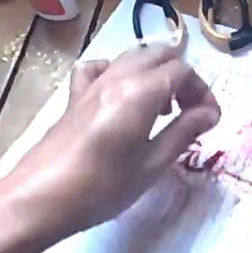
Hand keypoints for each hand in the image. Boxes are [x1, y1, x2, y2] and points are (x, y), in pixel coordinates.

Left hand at [0, 41, 219, 247]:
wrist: (41, 197)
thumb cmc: (101, 188)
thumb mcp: (151, 165)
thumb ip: (183, 132)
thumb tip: (209, 113)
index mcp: (140, 92)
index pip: (182, 71)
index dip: (202, 91)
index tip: (210, 120)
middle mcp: (117, 77)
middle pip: (159, 55)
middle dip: (182, 78)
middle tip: (190, 113)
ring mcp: (92, 83)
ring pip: (132, 57)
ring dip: (154, 73)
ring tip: (161, 110)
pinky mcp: (75, 95)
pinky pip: (99, 67)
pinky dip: (118, 72)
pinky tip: (120, 97)